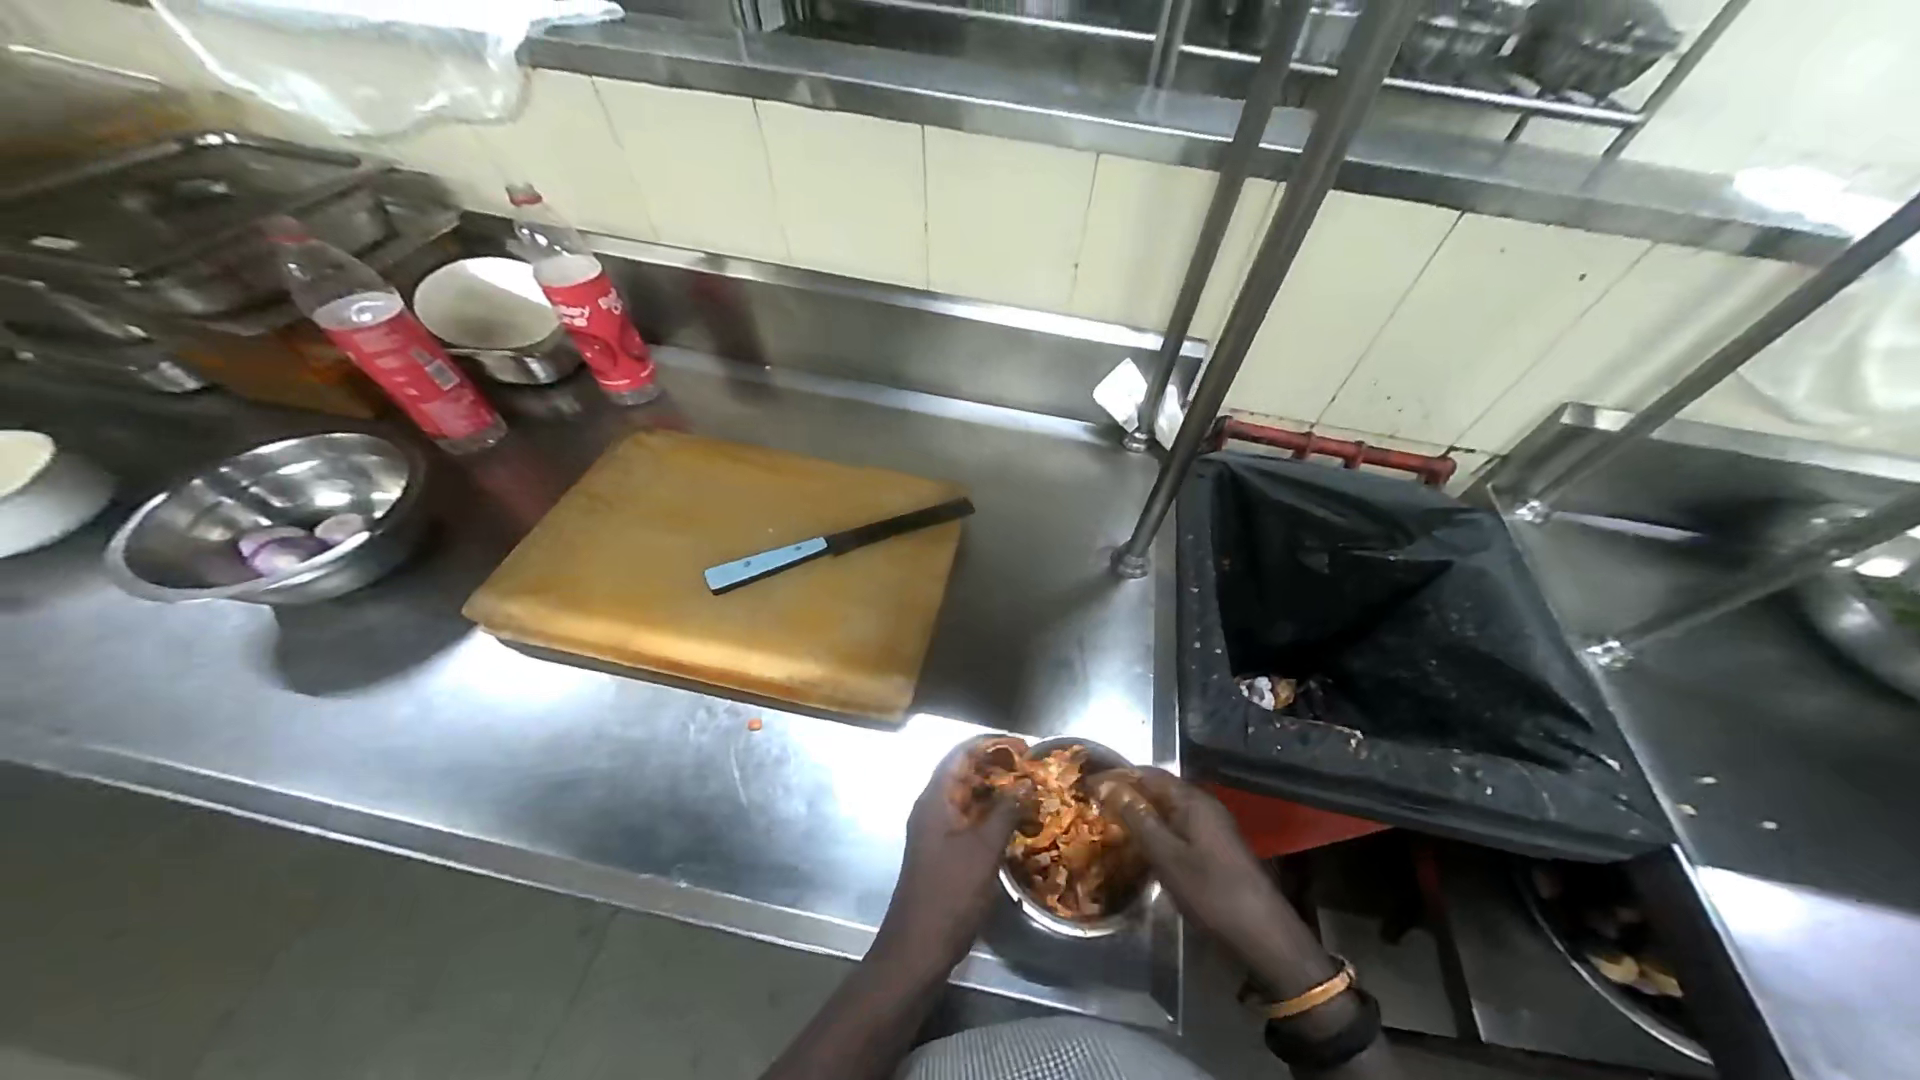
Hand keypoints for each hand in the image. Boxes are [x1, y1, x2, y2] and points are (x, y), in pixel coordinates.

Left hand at [876, 737, 1023, 970]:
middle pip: (962, 773)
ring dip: (994, 792)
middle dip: (995, 767)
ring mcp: (935, 831)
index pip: (960, 755)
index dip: (989, 744)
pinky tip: (1012, 823)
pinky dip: (988, 815)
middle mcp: (931, 809)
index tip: (1021, 746)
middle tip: (1030, 769)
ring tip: (1028, 792)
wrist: (918, 947)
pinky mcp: (942, 852)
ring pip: (966, 798)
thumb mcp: (983, 850)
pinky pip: (967, 820)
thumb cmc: (949, 893)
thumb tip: (1025, 784)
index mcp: (934, 799)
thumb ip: (1004, 812)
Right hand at [1096, 768, 1336, 995]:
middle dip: (1129, 794)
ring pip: (1169, 809)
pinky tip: (1143, 845)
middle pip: (1160, 789)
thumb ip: (1138, 819)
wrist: (1263, 934)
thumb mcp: (1166, 856)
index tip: (1091, 785)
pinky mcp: (1216, 847)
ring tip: (1113, 824)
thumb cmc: (1211, 892)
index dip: (1119, 776)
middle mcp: (1205, 805)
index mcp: (1193, 800)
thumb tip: (1111, 787)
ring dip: (1142, 812)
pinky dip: (1158, 828)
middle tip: (1098, 805)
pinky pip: (1179, 825)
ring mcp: (1213, 826)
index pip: (1149, 774)